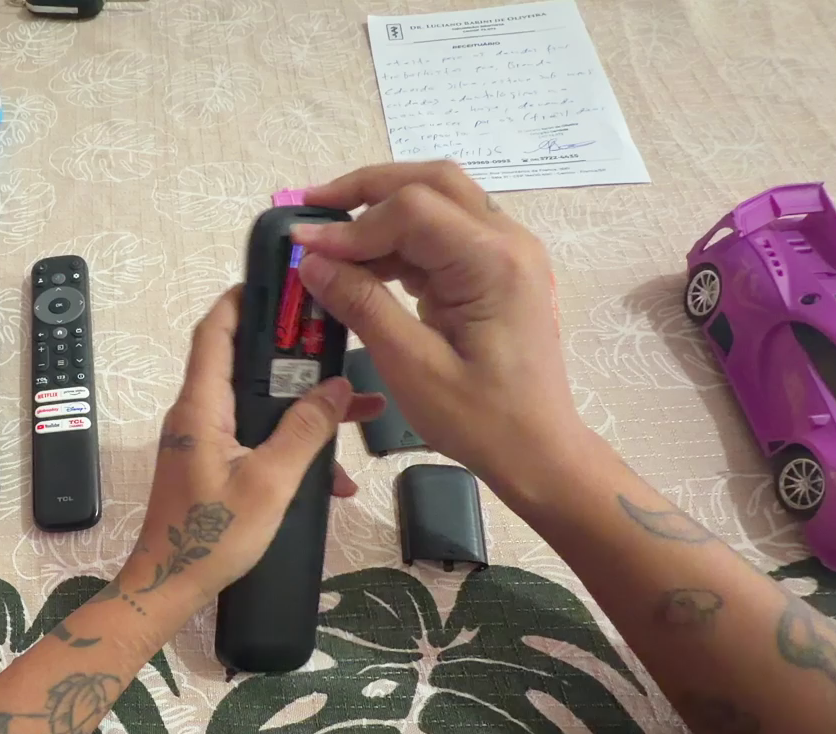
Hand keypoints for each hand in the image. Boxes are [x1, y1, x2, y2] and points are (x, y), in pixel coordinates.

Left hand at [115, 288, 382, 614]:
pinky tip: (330, 473)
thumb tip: (339, 386)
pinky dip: (287, 444)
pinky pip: (253, 437)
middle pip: (244, 363)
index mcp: (200, 408)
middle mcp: (195, 415)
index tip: (283, 282)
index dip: (244, 299)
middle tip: (342, 344)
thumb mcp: (270, 482)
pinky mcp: (209, 462)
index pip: (214, 331)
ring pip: (256, 404)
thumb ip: (306, 430)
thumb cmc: (212, 536)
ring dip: (303, 408)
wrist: (170, 583)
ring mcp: (201, 440)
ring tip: (360, 412)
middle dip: (295, 355)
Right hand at [291, 162, 587, 502]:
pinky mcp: (490, 274)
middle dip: (366, 189)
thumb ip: (362, 305)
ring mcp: (502, 255)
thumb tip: (312, 262)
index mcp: (492, 262)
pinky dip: (395, 242)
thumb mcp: (410, 366)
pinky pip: (439, 238)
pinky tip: (360, 264)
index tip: (300, 247)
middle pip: (431, 183)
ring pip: (437, 202)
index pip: (412, 210)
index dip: (350, 225)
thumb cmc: (477, 417)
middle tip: (310, 207)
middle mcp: (505, 242)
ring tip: (327, 235)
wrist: (535, 448)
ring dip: (380, 211)